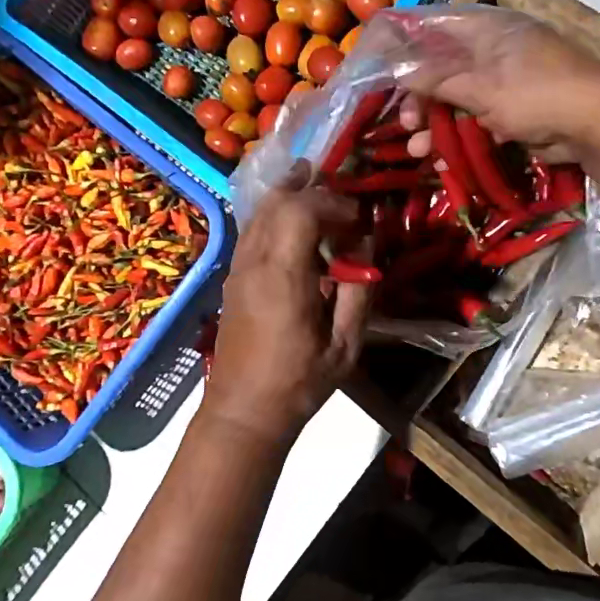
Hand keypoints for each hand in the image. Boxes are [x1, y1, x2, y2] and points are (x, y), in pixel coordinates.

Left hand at [202, 161, 372, 449]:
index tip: (358, 220)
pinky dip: (275, 215)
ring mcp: (237, 267)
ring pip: (260, 211)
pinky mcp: (232, 276)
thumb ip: (360, 291)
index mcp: (283, 277)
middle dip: (312, 191)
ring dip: (290, 196)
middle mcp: (254, 262)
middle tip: (341, 198)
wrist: (243, 410)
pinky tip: (294, 222)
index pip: (301, 210)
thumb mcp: (345, 345)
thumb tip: (367, 246)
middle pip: (277, 201)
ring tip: (318, 190)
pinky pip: (252, 229)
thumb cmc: (299, 382)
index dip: (333, 203)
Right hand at [356, 7, 599, 162]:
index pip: (432, 25)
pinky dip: (454, 135)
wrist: (595, 123)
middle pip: (439, 68)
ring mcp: (501, 81)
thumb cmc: (535, 92)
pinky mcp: (510, 110)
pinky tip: (439, 157)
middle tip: (404, 123)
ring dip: (432, 124)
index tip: (376, 66)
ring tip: (417, 148)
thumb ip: (436, 78)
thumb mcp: (479, 85)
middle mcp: (490, 50)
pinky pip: (472, 119)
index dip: (401, 43)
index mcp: (485, 30)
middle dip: (417, 98)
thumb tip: (396, 70)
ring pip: (453, 98)